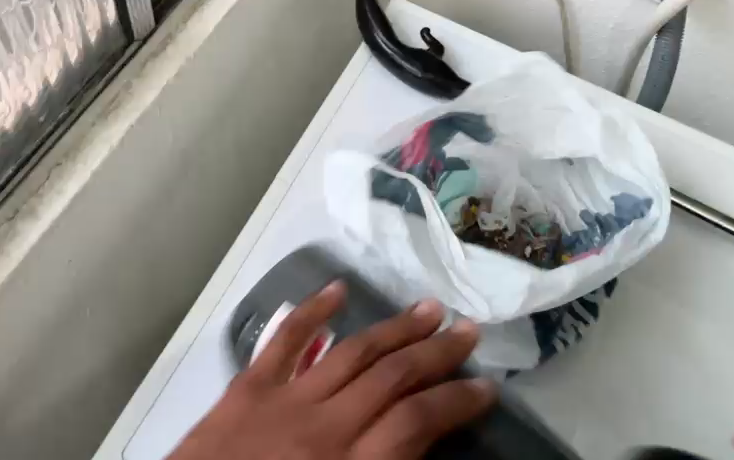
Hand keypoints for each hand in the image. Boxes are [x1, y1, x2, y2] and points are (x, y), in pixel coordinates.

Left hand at [169, 281, 497, 459]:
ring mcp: (284, 401)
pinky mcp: (248, 388)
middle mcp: (323, 429)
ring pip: (351, 352)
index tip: (486, 387)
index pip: (415, 425)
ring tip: (427, 309)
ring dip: (393, 329)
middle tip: (468, 331)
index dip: (455, 402)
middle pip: (390, 379)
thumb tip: (418, 449)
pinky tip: (337, 289)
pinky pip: (286, 339)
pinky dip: (313, 310)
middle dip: (435, 354)